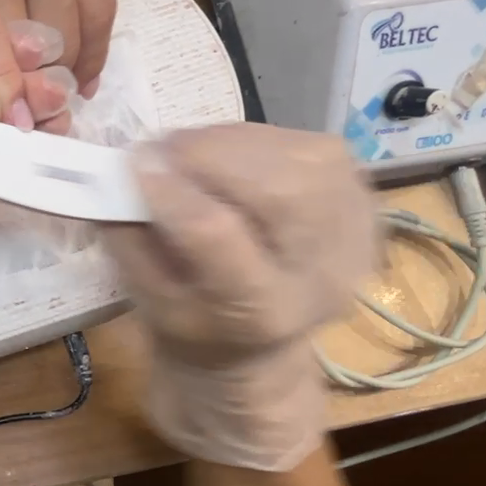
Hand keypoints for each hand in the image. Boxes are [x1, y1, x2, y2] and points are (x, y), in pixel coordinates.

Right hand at [100, 125, 378, 470]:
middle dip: (211, 154)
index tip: (129, 163)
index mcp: (258, 313)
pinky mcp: (368, 201)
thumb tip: (116, 173)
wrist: (255, 345)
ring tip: (185, 148)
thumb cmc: (187, 320)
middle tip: (159, 147)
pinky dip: (258, 139)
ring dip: (233, 141)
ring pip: (304, 159)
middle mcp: (323, 274)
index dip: (170, 192)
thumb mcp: (143, 296)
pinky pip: (313, 148)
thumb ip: (129, 239)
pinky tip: (222, 152)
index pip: (217, 235)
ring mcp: (357, 234)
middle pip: (282, 189)